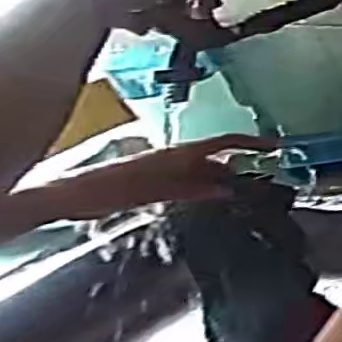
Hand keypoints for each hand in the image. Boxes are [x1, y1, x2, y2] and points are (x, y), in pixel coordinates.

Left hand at [42, 133, 272, 217]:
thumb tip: (230, 190)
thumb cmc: (110, 188)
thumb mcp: (157, 190)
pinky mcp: (154, 184)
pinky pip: (190, 184)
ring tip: (241, 192)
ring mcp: (166, 171)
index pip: (228, 142)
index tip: (277, 146)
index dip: (254, 143)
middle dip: (241, 166)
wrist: (64, 198)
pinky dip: (205, 190)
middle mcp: (177, 158)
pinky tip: (210, 200)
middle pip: (218, 159)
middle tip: (263, 178)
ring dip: (222, 181)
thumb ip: (194, 189)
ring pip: (204, 173)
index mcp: (181, 153)